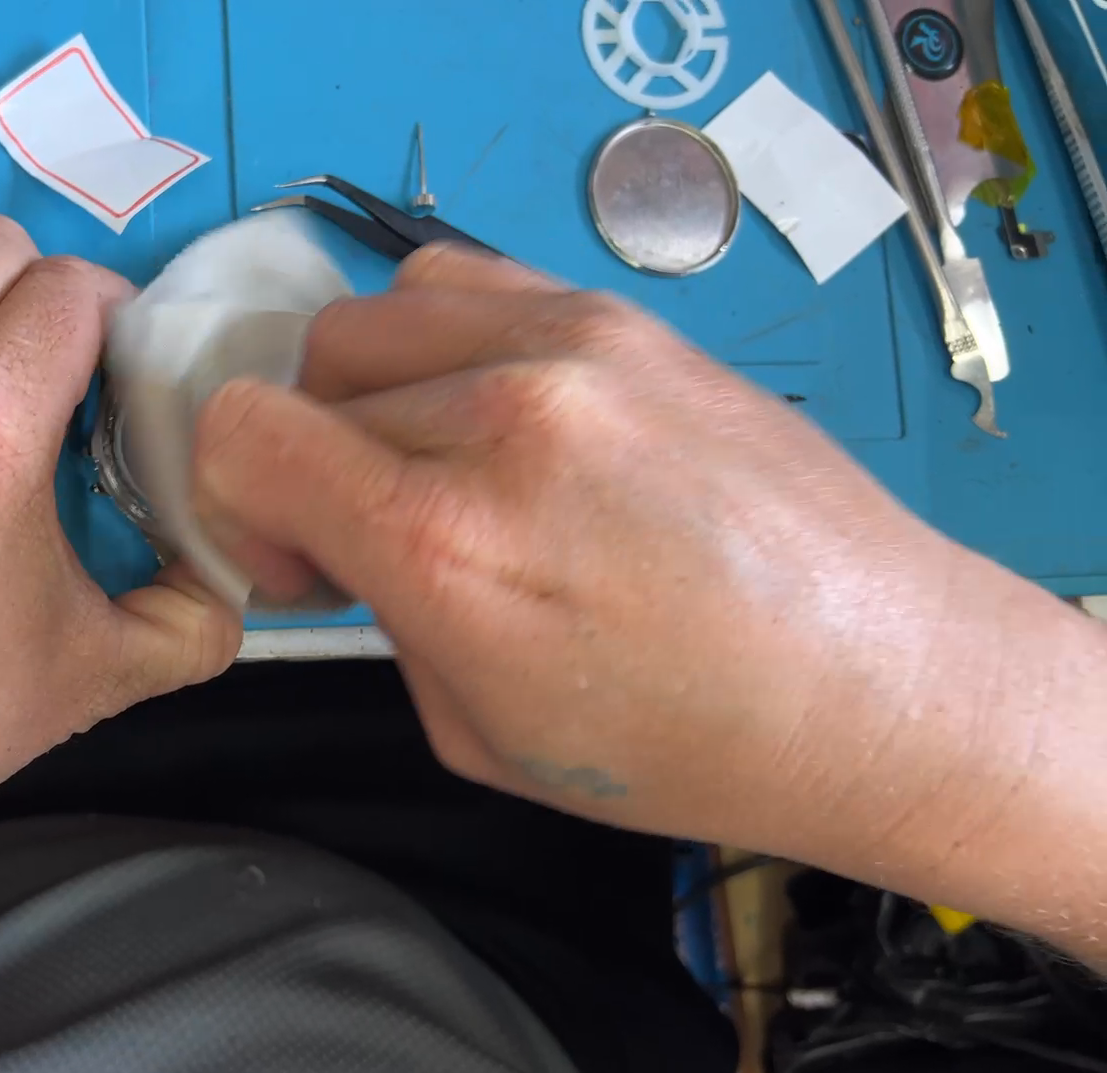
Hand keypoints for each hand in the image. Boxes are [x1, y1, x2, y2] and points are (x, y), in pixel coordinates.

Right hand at [194, 245, 1105, 896]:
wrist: (886, 684)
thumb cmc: (663, 742)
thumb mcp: (461, 724)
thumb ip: (368, 605)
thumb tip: (332, 530)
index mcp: (439, 538)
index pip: (239, 433)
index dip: (233, 498)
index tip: (295, 555)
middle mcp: (490, 414)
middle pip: (298, 388)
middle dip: (303, 469)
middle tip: (371, 530)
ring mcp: (561, 339)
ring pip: (360, 326)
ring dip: (358, 399)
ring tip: (426, 458)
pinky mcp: (616, 310)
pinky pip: (447, 284)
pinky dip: (425, 344)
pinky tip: (479, 404)